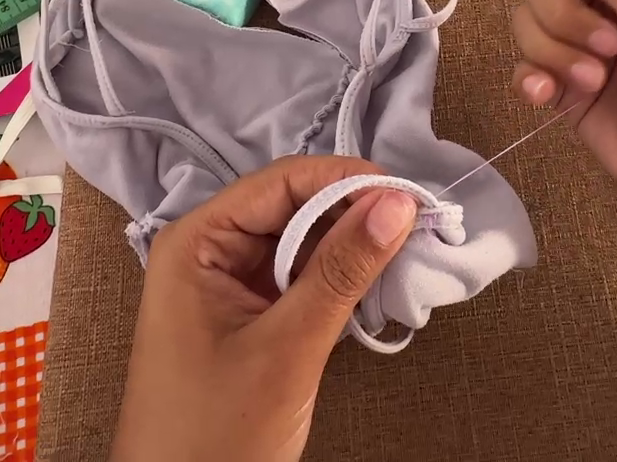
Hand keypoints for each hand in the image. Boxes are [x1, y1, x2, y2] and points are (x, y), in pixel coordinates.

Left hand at [111, 156, 418, 461]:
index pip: (282, 182)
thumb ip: (341, 272)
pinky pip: (302, 272)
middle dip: (353, 211)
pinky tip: (377, 276)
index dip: (345, 179)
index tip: (407, 194)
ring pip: (303, 238)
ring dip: (351, 243)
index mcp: (199, 239)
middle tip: (417, 221)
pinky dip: (340, 274)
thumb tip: (399, 203)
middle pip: (294, 205)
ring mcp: (232, 280)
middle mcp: (213, 246)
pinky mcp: (252, 311)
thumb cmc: (214, 436)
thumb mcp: (284, 350)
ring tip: (407, 245)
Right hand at [512, 0, 616, 232]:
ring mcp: (583, 50)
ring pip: (530, 22)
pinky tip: (547, 96)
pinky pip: (526, 68)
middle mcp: (607, 7)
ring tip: (594, 83)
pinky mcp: (568, 94)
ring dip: (552, 49)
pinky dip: (529, 77)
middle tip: (609, 47)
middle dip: (562, 10)